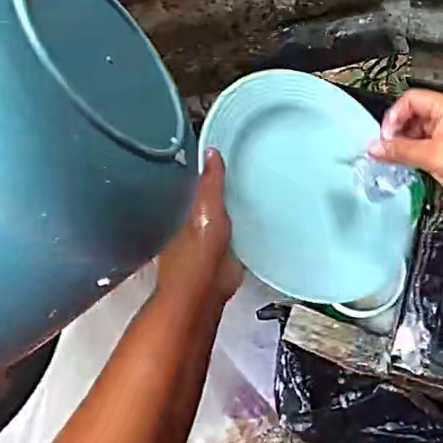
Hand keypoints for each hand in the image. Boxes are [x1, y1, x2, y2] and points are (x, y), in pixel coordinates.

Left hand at [155, 149, 241, 307]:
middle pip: (211, 203)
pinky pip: (237, 238)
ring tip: (255, 194)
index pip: (197, 186)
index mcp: (185, 212)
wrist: (206, 291)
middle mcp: (196, 227)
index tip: (225, 156)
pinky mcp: (226, 258)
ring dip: (235, 212)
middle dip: (224, 192)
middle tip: (246, 172)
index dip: (209, 173)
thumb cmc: (198, 252)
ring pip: (224, 221)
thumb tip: (211, 150)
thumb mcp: (206, 208)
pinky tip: (257, 224)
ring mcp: (210, 244)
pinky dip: (245, 231)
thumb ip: (210, 182)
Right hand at [367, 89, 442, 203]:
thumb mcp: (430, 157)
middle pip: (417, 112)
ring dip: (411, 141)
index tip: (386, 135)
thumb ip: (399, 151)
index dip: (395, 116)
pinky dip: (423, 149)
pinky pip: (435, 140)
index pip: (412, 99)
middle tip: (390, 147)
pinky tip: (418, 162)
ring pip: (425, 128)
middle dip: (401, 130)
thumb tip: (377, 147)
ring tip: (402, 157)